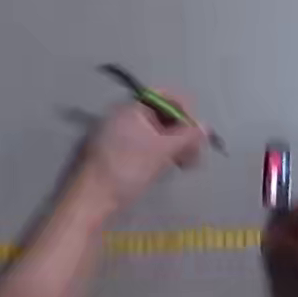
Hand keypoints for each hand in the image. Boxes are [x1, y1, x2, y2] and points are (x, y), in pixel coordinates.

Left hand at [74, 94, 207, 216]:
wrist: (91, 199)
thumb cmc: (126, 170)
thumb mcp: (161, 152)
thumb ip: (186, 137)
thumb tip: (206, 126)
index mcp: (130, 108)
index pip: (165, 97)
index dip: (185, 112)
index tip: (198, 136)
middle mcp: (122, 116)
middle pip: (161, 115)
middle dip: (181, 132)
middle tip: (195, 156)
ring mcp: (117, 135)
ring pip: (154, 133)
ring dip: (172, 145)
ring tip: (184, 165)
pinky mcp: (115, 153)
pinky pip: (143, 145)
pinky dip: (159, 153)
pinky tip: (166, 168)